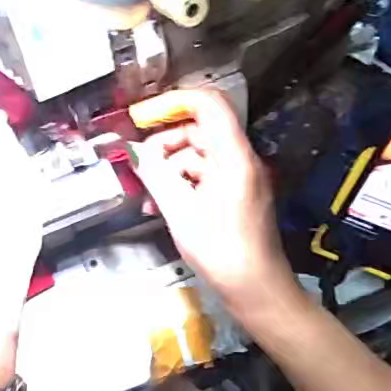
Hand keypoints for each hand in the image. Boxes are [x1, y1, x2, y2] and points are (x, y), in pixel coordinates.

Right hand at [129, 89, 296, 319]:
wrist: (256, 288)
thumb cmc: (221, 251)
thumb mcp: (180, 211)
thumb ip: (155, 175)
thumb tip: (134, 152)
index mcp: (233, 156)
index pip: (207, 104)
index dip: (172, 103)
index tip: (142, 117)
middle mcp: (241, 159)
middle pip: (199, 130)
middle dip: (165, 143)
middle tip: (140, 164)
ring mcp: (240, 177)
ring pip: (198, 155)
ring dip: (170, 168)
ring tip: (149, 193)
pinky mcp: (236, 194)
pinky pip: (204, 176)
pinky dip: (182, 183)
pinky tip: (163, 205)